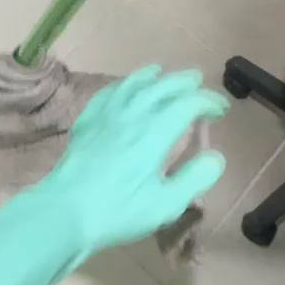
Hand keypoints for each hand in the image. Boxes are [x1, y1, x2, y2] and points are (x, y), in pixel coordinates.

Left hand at [30, 66, 228, 260]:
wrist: (64, 212)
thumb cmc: (118, 211)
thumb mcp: (166, 204)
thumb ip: (194, 179)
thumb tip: (215, 156)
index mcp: (154, 133)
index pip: (187, 104)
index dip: (207, 102)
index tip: (220, 110)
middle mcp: (131, 116)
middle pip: (160, 87)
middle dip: (182, 82)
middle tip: (197, 81)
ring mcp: (105, 117)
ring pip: (131, 85)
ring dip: (150, 76)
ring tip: (161, 72)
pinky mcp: (86, 124)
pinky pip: (107, 95)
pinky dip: (121, 86)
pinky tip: (121, 89)